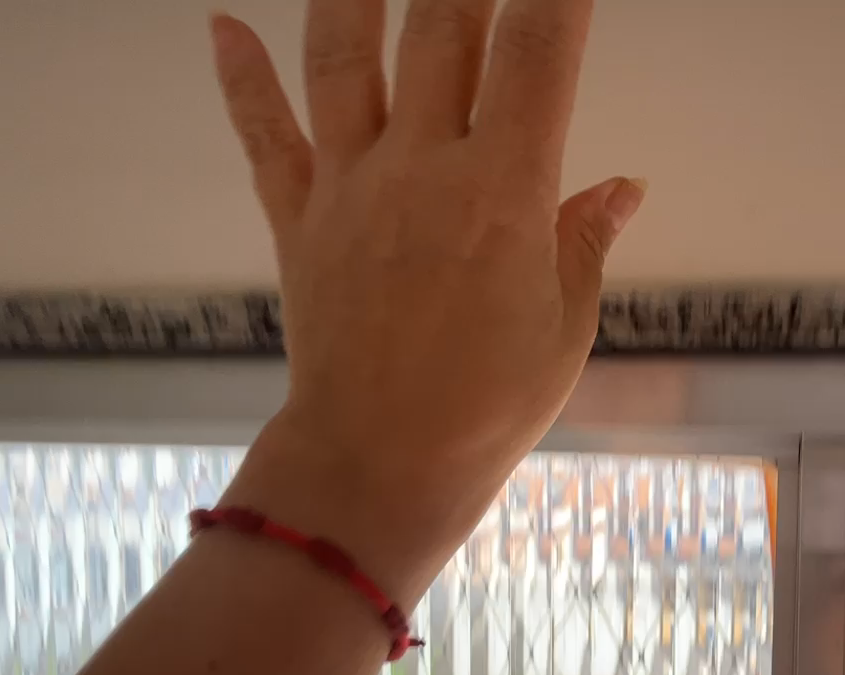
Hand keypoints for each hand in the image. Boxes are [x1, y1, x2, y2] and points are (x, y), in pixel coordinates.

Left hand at [211, 0, 644, 599]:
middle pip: (442, 29)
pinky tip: (223, 29)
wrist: (385, 460)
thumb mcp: (565, 328)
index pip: (538, 59)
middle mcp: (423, 164)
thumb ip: (584, 243)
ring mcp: (350, 185)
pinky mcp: (298, 220)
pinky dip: (242, 79)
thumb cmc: (494, 404)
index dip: (559, 0)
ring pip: (342, 54)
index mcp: (505, 193)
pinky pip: (265, 134)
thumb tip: (621, 187)